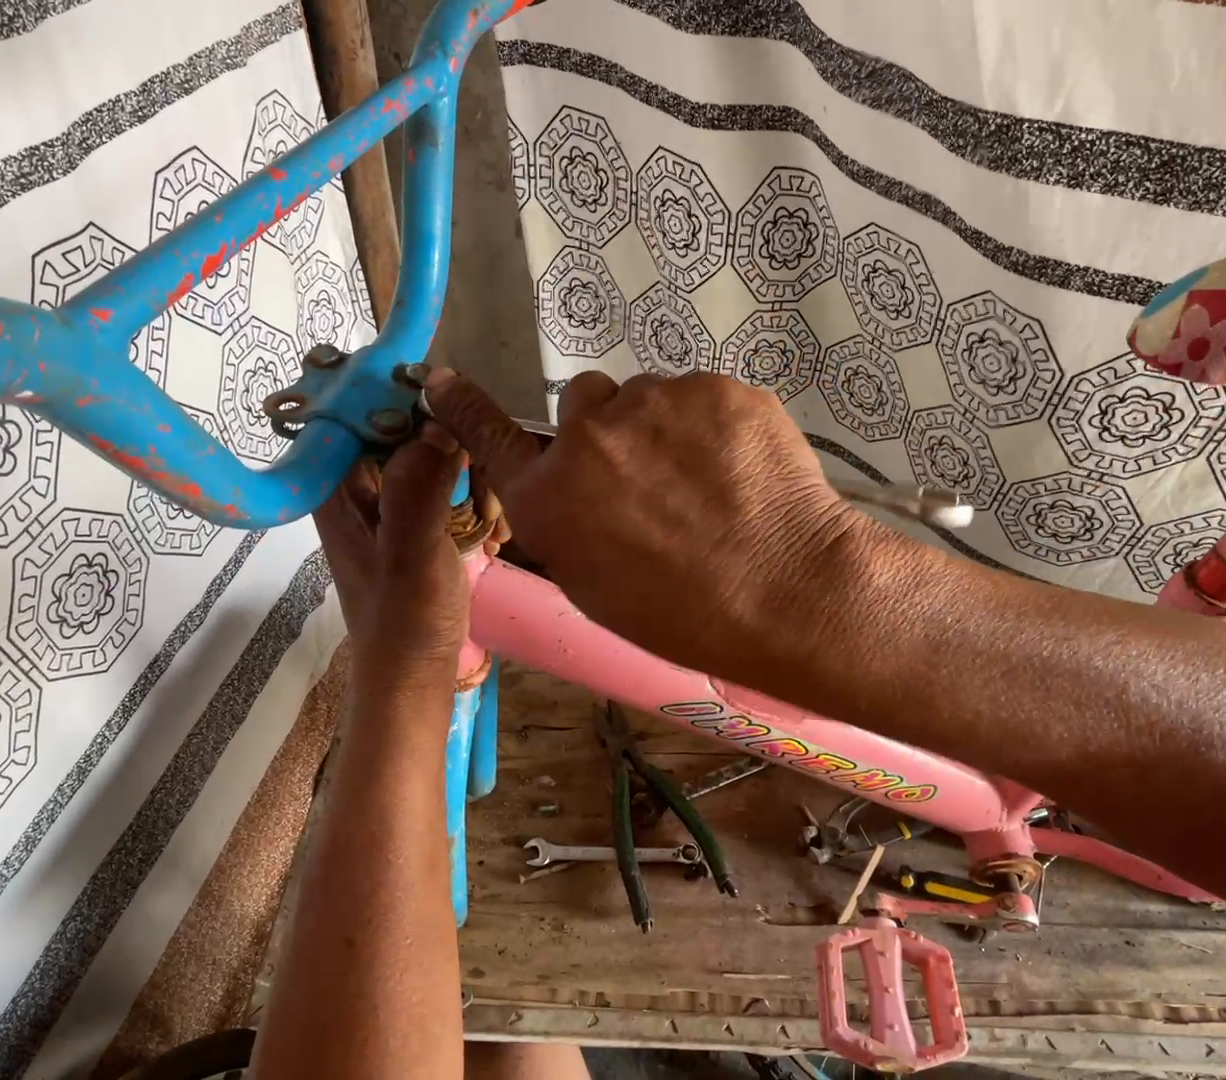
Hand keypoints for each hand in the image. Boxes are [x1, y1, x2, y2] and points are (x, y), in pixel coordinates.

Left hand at [313, 424, 469, 674]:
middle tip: (483, 478)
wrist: (414, 674)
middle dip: (449, 443)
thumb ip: (418, 487)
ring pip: (430, 451)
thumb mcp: (412, 554)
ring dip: (469, 472)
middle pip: (401, 425)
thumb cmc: (406, 620)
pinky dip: (473, 494)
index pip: (359, 409)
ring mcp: (388, 500)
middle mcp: (358, 484)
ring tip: (492, 512)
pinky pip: (446, 481)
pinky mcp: (415, 516)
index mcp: (338, 486)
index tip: (452, 404)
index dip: (401, 395)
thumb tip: (438, 423)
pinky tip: (491, 524)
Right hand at [423, 368, 865, 680]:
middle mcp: (588, 440)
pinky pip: (701, 397)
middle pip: (583, 401)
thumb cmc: (682, 613)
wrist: (783, 592)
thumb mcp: (596, 586)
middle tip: (652, 474)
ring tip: (708, 482)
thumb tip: (569, 492)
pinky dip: (715, 425)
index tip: (442, 381)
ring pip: (648, 399)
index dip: (465, 407)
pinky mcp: (715, 388)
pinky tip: (741, 469)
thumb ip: (565, 523)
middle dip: (608, 428)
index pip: (490, 436)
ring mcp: (654, 404)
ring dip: (665, 427)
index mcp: (549, 499)